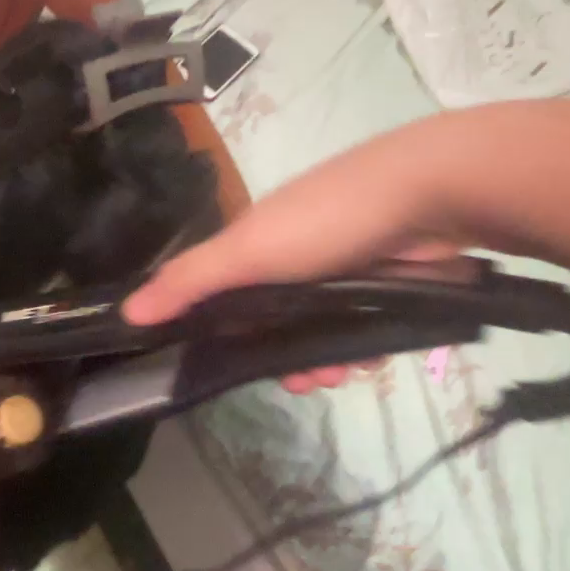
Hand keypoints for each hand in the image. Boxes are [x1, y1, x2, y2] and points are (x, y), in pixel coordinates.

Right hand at [122, 114, 472, 392]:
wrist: (444, 188)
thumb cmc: (330, 218)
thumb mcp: (246, 252)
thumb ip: (187, 283)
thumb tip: (124, 313)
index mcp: (257, 243)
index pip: (225, 301)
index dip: (224, 338)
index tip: (234, 369)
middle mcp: (296, 253)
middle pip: (274, 321)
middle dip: (284, 358)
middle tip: (304, 382)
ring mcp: (346, 264)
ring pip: (321, 328)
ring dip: (325, 359)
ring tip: (341, 374)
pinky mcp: (390, 276)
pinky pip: (364, 323)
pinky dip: (364, 345)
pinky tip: (373, 358)